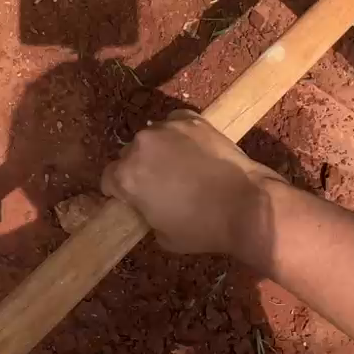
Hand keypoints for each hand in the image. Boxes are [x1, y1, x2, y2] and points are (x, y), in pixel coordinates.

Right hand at [101, 110, 279, 255]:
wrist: (245, 203)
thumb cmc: (201, 226)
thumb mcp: (161, 234)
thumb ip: (145, 212)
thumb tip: (149, 203)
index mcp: (127, 175)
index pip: (109, 179)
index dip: (119, 191)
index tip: (133, 199)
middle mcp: (141, 145)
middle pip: (129, 155)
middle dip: (140, 168)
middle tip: (160, 184)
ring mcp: (167, 128)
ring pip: (152, 137)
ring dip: (159, 150)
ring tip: (182, 166)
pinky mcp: (191, 119)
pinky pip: (175, 124)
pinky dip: (180, 135)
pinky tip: (194, 150)